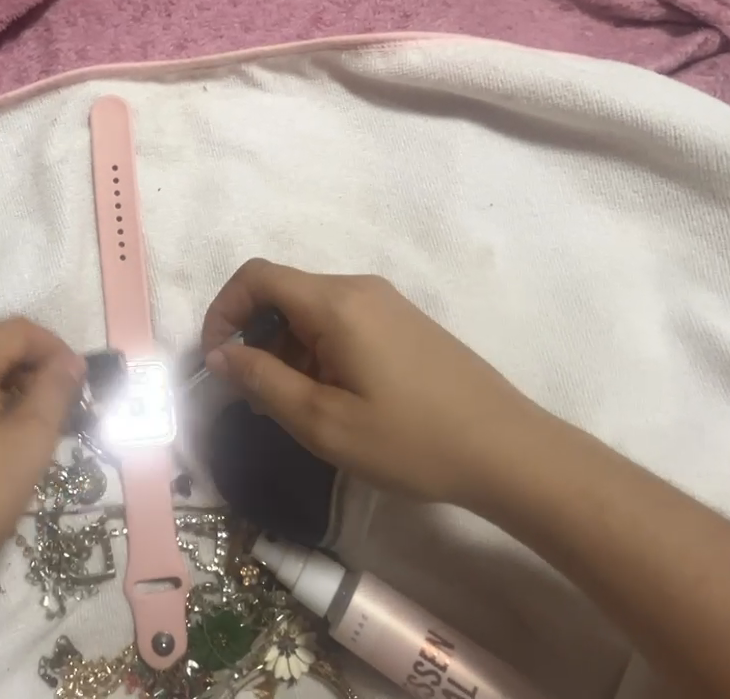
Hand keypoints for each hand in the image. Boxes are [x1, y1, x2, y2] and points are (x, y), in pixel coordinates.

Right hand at [201, 259, 546, 508]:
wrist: (512, 452)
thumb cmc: (412, 440)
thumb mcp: (324, 423)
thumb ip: (263, 382)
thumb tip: (220, 355)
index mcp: (336, 303)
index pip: (257, 277)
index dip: (223, 311)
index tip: (216, 362)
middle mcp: (359, 288)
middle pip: (283, 293)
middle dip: (255, 338)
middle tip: (256, 398)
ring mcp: (386, 303)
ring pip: (311, 310)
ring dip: (286, 349)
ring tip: (296, 408)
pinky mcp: (404, 322)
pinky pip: (341, 322)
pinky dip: (317, 351)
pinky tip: (334, 399)